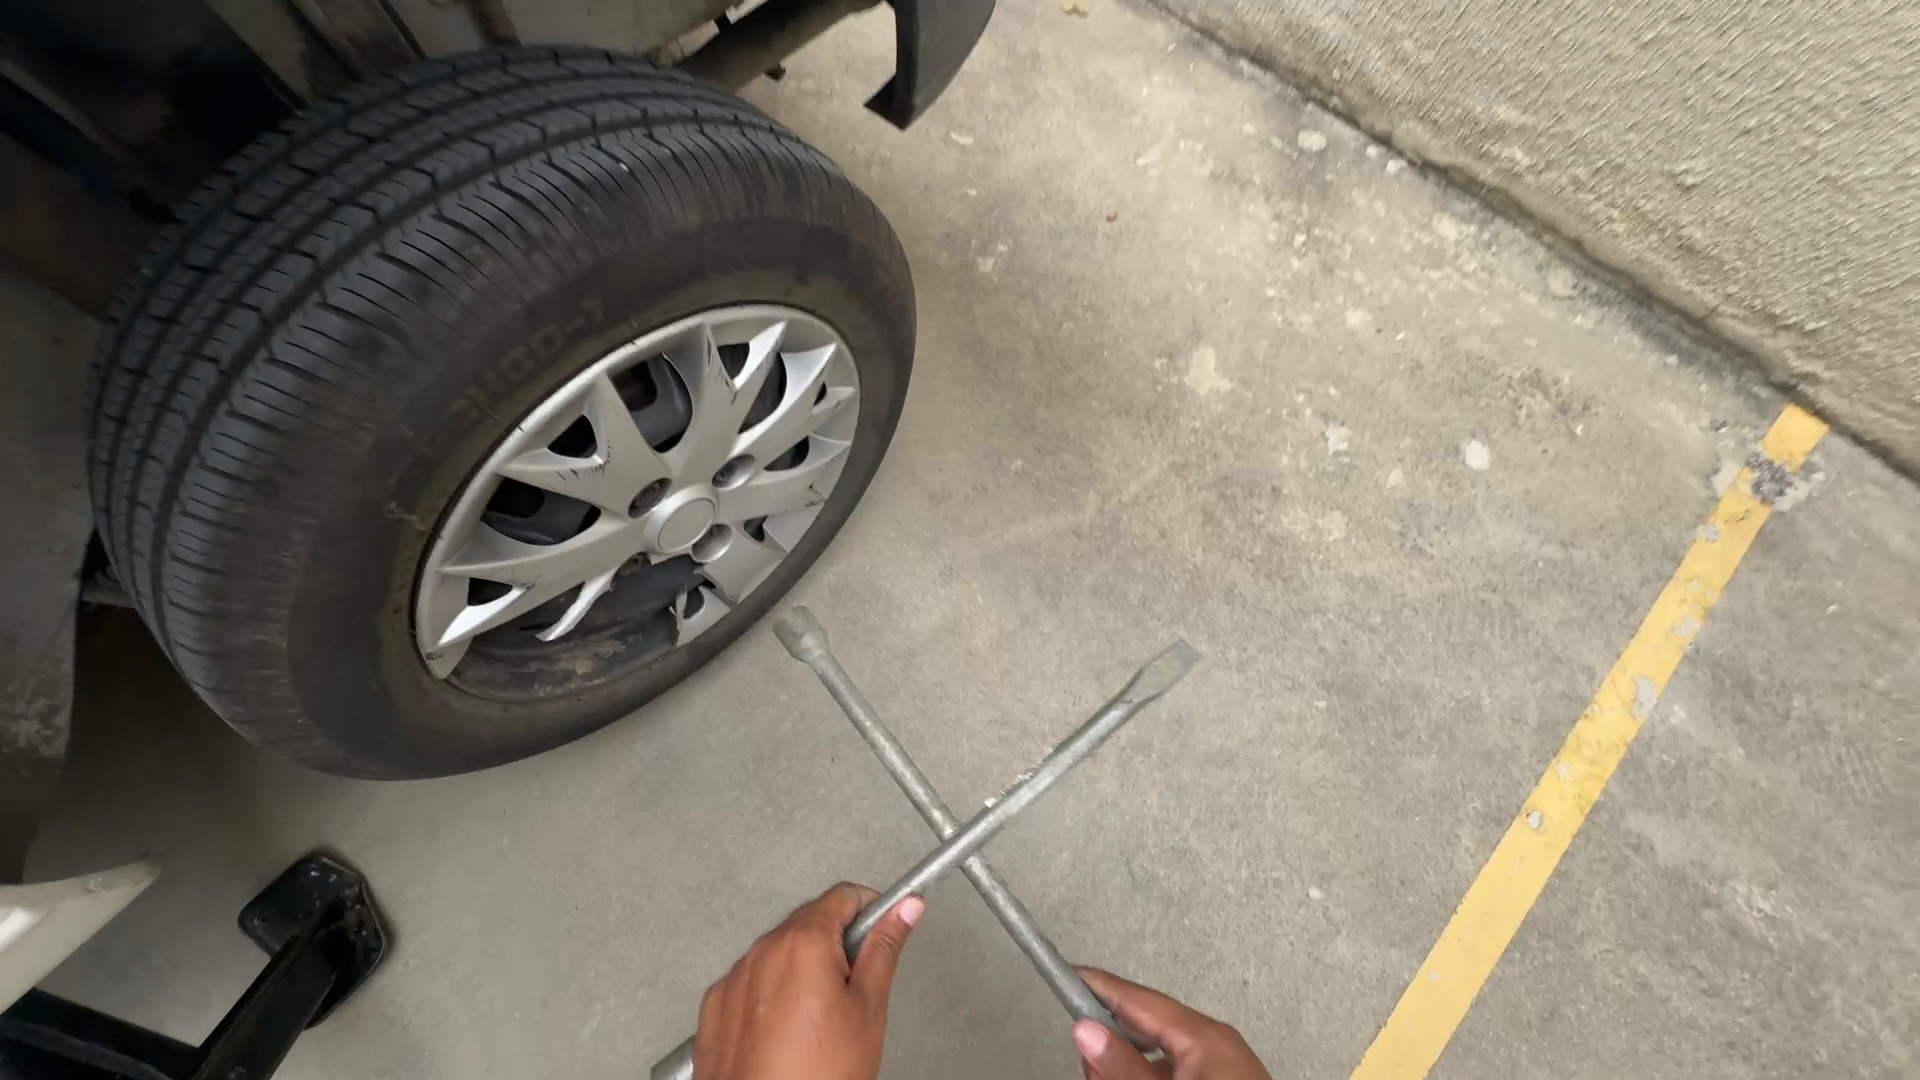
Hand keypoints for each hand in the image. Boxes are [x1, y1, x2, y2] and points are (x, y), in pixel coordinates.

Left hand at [693, 882, 923, 1079]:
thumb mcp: (869, 1009)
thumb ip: (886, 947)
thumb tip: (906, 907)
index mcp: (804, 942)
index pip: (845, 895)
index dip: (870, 911)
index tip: (881, 933)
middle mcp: (763, 950)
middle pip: (811, 920)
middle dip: (837, 943)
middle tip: (854, 990)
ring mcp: (734, 979)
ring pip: (780, 951)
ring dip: (803, 968)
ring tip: (819, 1022)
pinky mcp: (714, 1008)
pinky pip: (751, 981)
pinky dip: (770, 994)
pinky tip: (785, 1033)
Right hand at [1072, 968, 1271, 1079]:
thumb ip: (1125, 1069)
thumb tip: (1083, 1028)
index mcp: (1203, 1036)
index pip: (1139, 997)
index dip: (1100, 985)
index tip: (1065, 972)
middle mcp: (1214, 1043)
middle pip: (1145, 1027)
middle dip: (1112, 1045)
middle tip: (1091, 1072)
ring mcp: (1222, 1069)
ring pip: (1158, 1056)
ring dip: (1131, 1069)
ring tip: (1108, 1076)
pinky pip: (1175, 1072)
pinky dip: (1152, 1076)